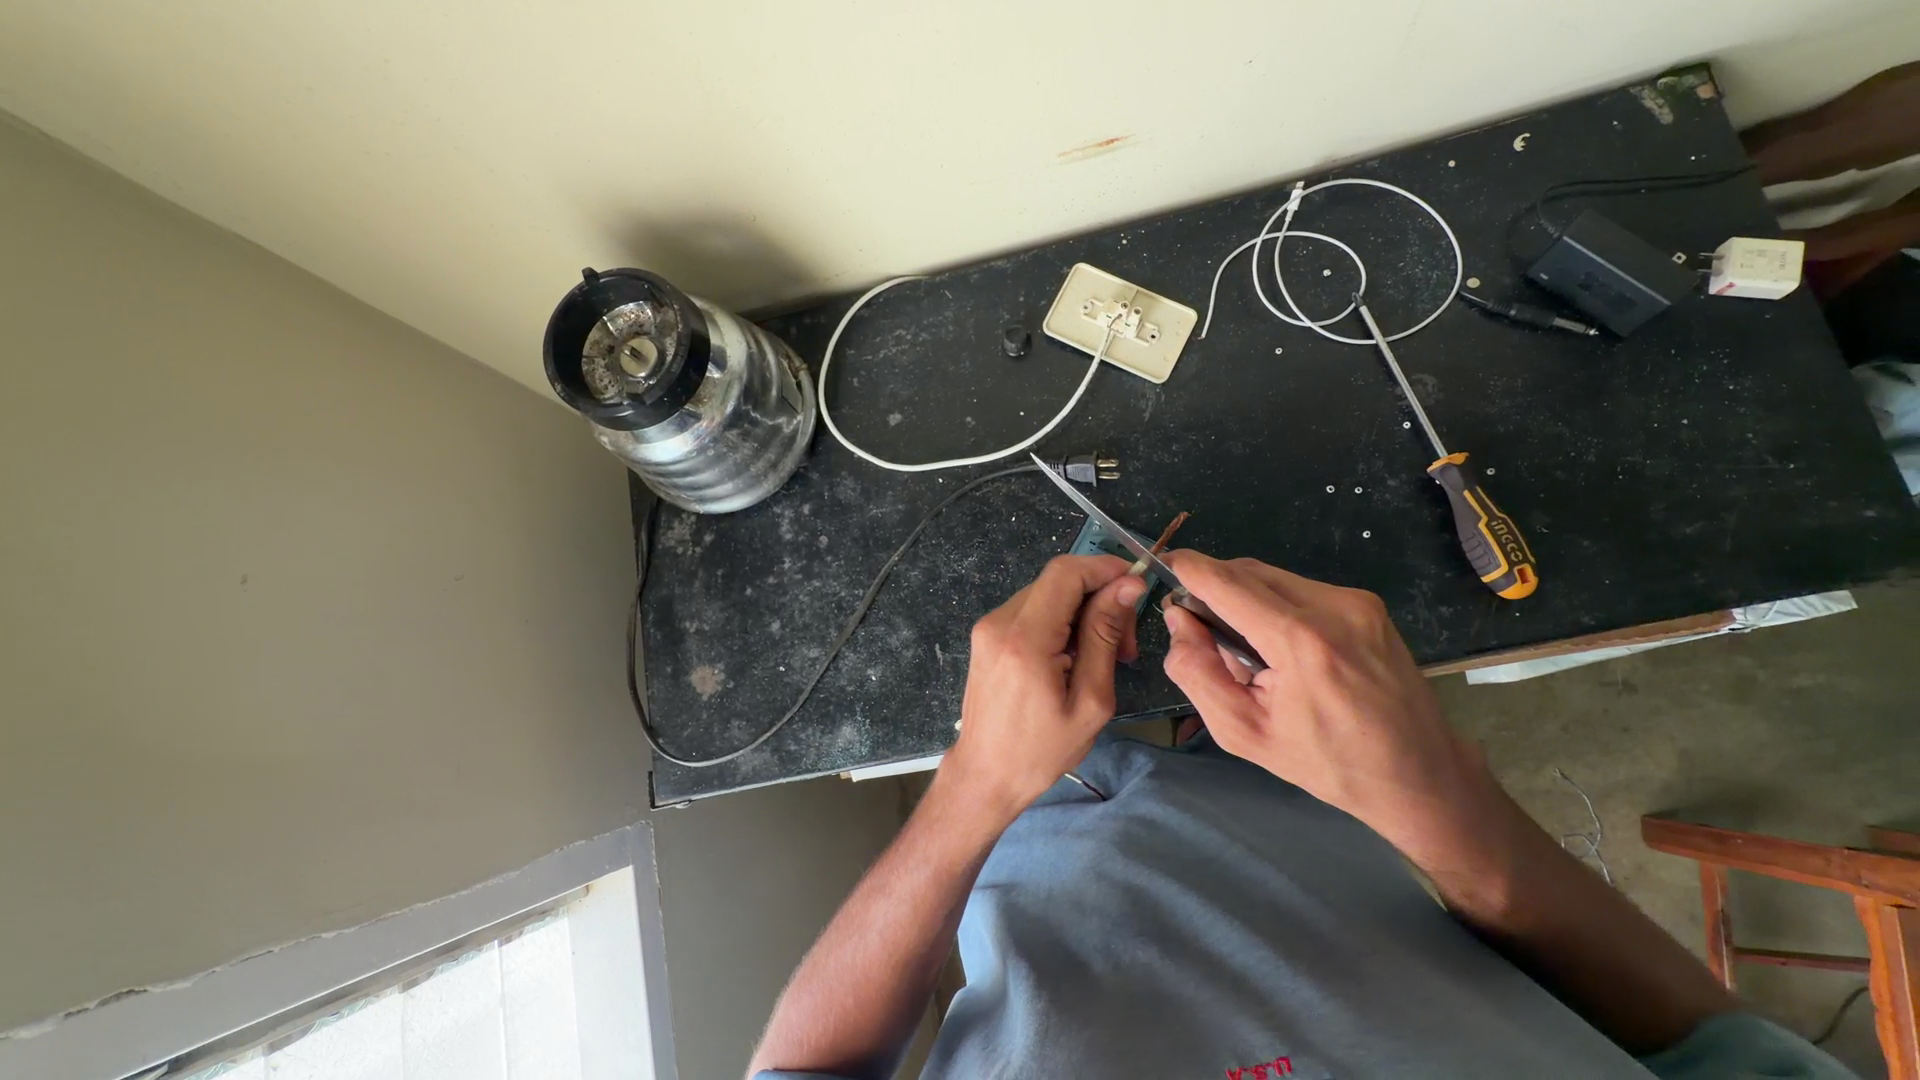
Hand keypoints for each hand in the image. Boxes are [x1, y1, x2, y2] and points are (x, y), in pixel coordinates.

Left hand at [946, 555, 1145, 811]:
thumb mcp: (1090, 700)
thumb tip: (1127, 586)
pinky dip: (1060, 622)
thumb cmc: (1042, 751)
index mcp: (1025, 640)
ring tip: (1104, 656)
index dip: (1105, 568)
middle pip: (1057, 580)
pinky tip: (1074, 658)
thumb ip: (1105, 637)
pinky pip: (1031, 611)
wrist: (985, 775)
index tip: (1136, 588)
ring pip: (1047, 594)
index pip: (1065, 573)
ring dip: (1082, 612)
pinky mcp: (986, 636)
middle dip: (1099, 597)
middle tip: (1126, 644)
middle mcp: (999, 622)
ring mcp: (988, 627)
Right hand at [1159, 551, 1494, 839]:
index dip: (1189, 568)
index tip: (1162, 564)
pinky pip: (1301, 589)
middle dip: (1214, 586)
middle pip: (1248, 571)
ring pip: (1274, 577)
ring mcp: (1356, 601)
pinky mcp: (1368, 604)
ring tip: (1244, 645)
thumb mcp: (1242, 732)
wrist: (1420, 774)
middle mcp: (1332, 607)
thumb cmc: (1326, 763)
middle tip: (1197, 625)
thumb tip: (1179, 619)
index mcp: (1300, 642)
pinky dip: (1275, 605)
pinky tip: (1279, 645)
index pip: (1228, 582)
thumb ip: (1196, 672)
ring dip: (1244, 596)